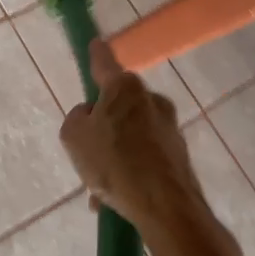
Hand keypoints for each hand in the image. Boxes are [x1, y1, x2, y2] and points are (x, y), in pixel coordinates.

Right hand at [59, 38, 200, 230]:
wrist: (168, 212)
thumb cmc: (115, 163)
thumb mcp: (73, 136)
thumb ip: (78, 117)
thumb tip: (92, 117)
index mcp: (125, 88)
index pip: (104, 62)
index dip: (96, 54)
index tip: (95, 44)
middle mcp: (152, 101)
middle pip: (120, 103)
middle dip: (106, 121)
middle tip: (91, 147)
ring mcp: (171, 130)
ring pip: (133, 134)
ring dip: (118, 151)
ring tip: (101, 183)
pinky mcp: (181, 158)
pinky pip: (147, 158)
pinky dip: (133, 171)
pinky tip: (118, 198)